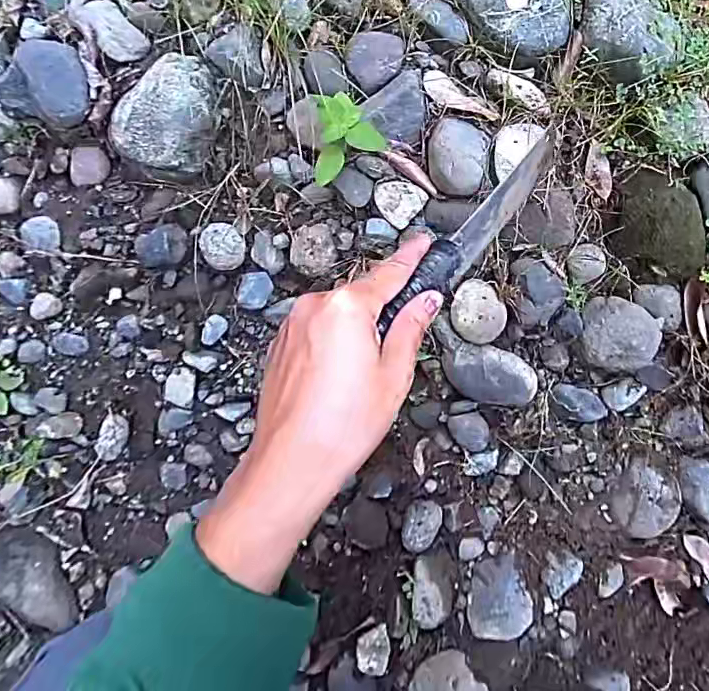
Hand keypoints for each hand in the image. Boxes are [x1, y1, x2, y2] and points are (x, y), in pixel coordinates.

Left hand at [197, 234, 441, 593]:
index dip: (411, 256)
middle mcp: (315, 307)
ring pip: (340, 311)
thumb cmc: (341, 427)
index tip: (423, 242)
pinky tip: (345, 372)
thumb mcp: (394, 374)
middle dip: (386, 304)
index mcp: (346, 307)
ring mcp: (293, 325)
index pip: (389, 272)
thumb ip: (411, 326)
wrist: (288, 466)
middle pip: (363, 293)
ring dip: (360, 325)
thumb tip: (427, 300)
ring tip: (371, 367)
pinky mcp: (281, 344)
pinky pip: (319, 326)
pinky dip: (338, 337)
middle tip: (408, 328)